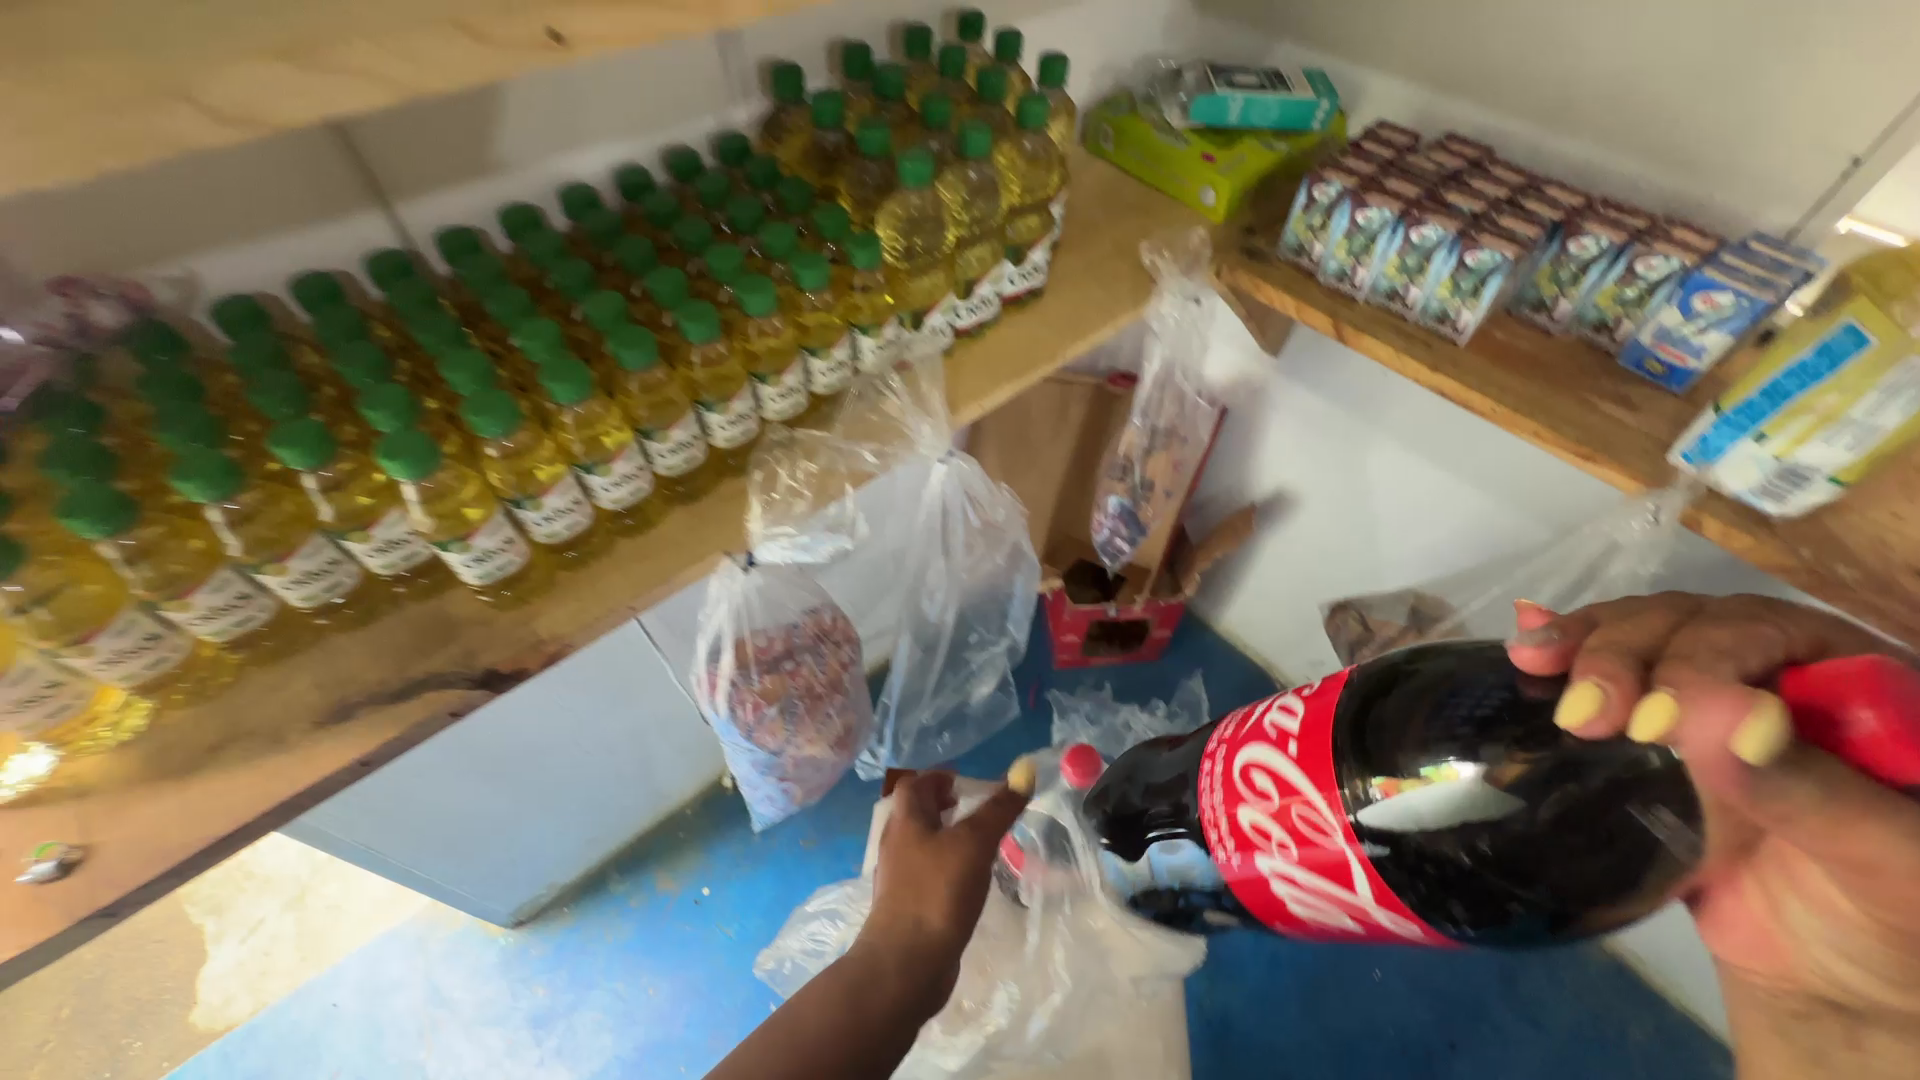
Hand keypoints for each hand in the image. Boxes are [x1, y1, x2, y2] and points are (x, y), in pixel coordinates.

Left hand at [851, 770, 1029, 1019]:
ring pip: (923, 846)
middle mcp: (897, 844)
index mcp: (905, 821)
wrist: (906, 964)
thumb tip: (1025, 773)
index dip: (938, 777)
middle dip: (945, 807)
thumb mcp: (974, 843)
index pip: (914, 784)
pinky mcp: (908, 907)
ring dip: (948, 839)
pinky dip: (948, 869)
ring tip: (980, 844)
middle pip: (917, 814)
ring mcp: (900, 878)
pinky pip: (928, 875)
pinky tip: (971, 883)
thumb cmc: (937, 892)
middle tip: (977, 810)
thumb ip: (999, 809)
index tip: (967, 782)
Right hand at [1506, 593, 1919, 1024]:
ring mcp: (1704, 695)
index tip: (1651, 724)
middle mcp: (1778, 670)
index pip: (1768, 632)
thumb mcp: (1880, 863)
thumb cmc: (1882, 923)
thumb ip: (1808, 789)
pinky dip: (1560, 647)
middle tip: (1583, 716)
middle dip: (1623, 655)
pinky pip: (1602, 669)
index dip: (1701, 658)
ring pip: (1635, 635)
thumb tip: (1712, 713)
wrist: (1821, 969)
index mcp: (1859, 683)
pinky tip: (1523, 647)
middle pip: (1687, 623)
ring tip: (1532, 662)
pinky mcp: (1642, 722)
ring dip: (1581, 646)